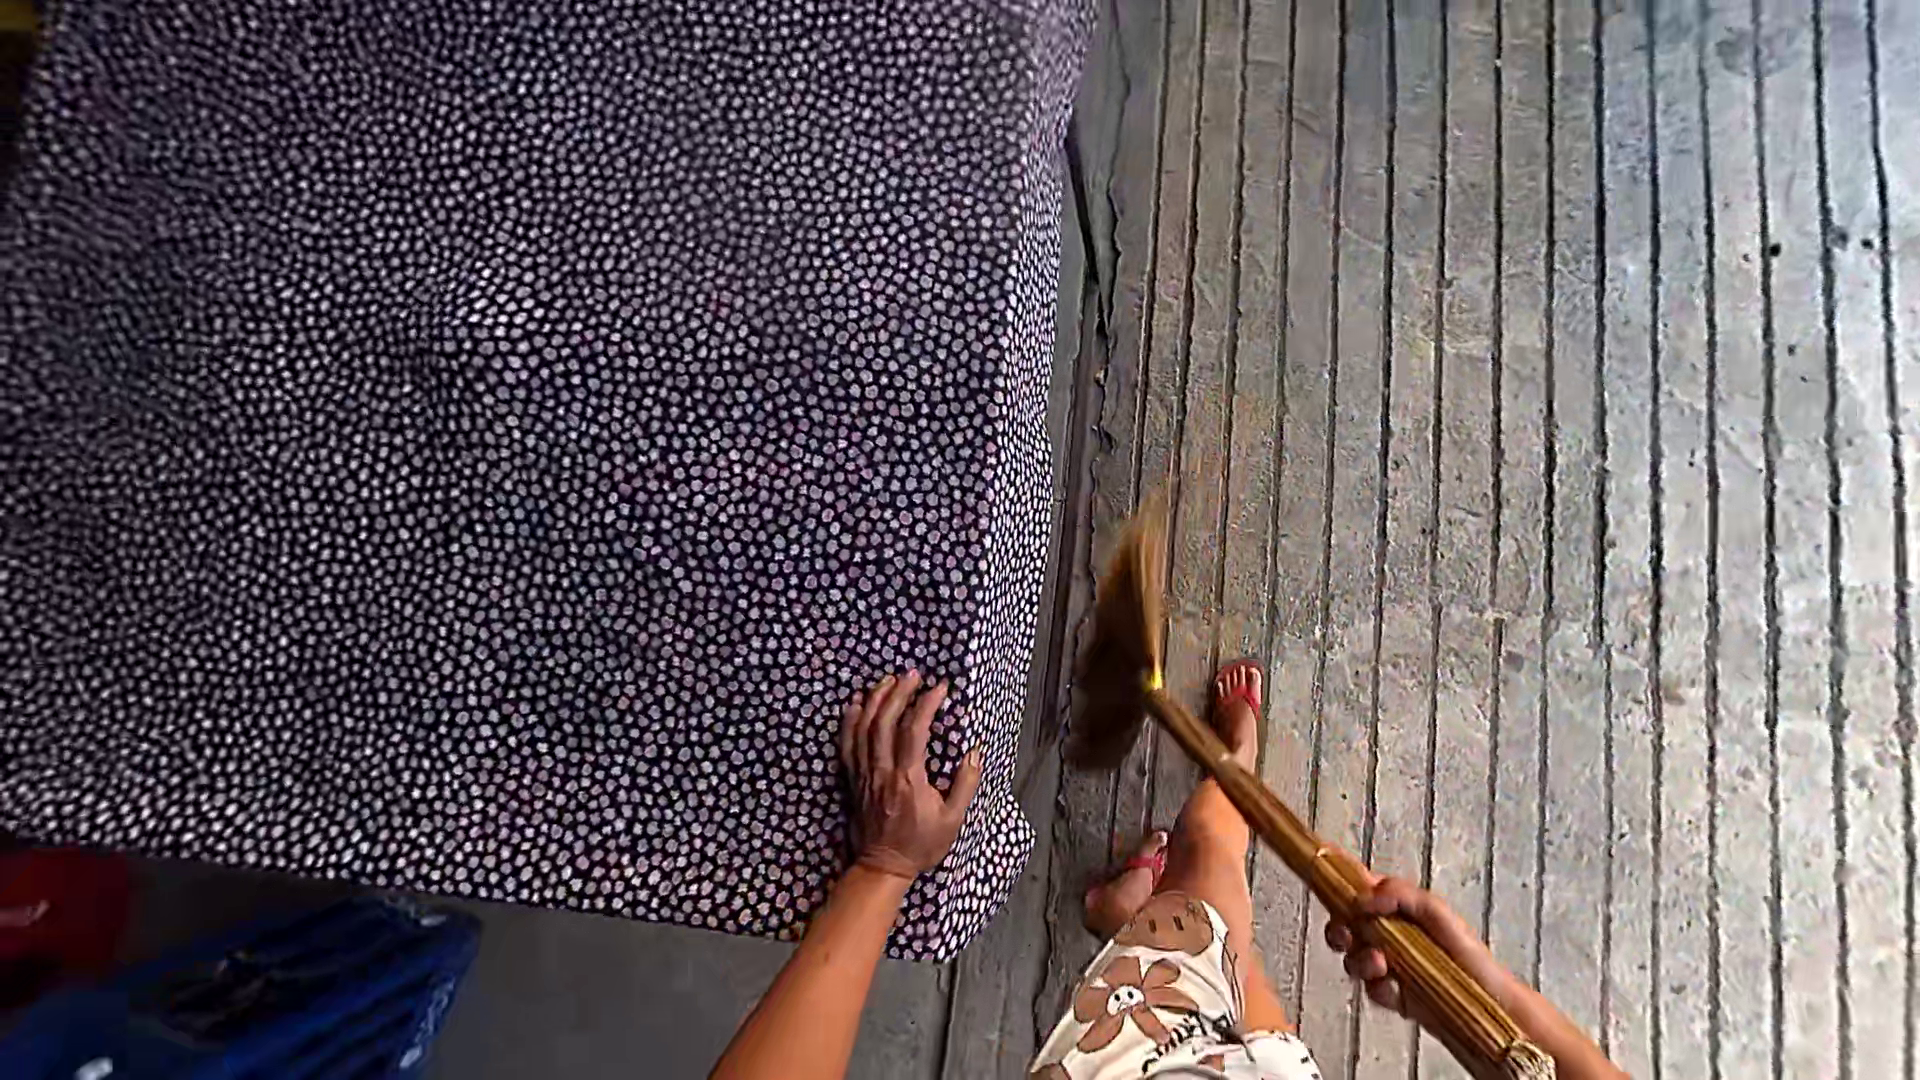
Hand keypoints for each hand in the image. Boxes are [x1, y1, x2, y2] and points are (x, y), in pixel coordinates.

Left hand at [838, 671, 983, 881]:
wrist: (882, 867)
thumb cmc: (921, 844)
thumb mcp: (952, 820)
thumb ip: (965, 784)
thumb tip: (975, 751)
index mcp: (908, 779)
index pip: (914, 730)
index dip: (926, 704)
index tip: (939, 688)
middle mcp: (883, 771)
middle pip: (886, 721)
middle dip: (899, 692)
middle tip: (912, 674)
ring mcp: (864, 774)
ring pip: (864, 728)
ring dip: (875, 699)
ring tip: (888, 679)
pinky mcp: (853, 779)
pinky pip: (847, 744)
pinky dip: (850, 720)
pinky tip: (856, 702)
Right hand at [1322, 853, 1513, 1016]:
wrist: (1493, 1008)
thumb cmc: (1468, 952)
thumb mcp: (1435, 909)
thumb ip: (1397, 893)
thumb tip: (1360, 898)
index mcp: (1388, 904)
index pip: (1353, 882)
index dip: (1333, 874)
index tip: (1316, 867)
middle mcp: (1381, 930)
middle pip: (1339, 920)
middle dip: (1336, 927)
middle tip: (1346, 933)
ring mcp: (1384, 961)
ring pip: (1349, 955)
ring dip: (1357, 959)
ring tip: (1378, 964)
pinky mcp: (1390, 992)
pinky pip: (1369, 988)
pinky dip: (1377, 988)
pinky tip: (1394, 988)